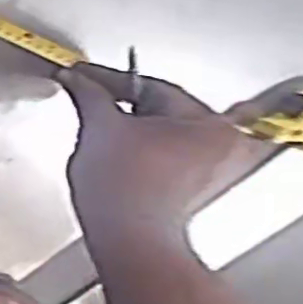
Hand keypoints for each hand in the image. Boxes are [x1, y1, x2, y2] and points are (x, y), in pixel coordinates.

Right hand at [57, 63, 263, 246]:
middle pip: (163, 107)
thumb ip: (89, 95)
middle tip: (87, 93)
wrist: (128, 230)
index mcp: (210, 123)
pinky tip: (119, 145)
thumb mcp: (98, 127)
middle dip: (122, 100)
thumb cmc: (122, 184)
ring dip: (132, 121)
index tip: (82, 73)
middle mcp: (226, 142)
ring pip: (166, 128)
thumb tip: (76, 77)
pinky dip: (144, 141)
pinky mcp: (200, 181)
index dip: (108, 78)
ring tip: (100, 119)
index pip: (151, 86)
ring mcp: (218, 164)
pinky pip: (171, 148)